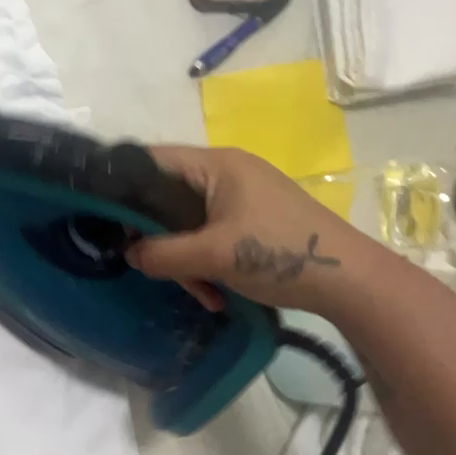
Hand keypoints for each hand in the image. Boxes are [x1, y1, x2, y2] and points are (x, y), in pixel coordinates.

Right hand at [126, 146, 393, 316]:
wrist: (350, 282)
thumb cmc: (280, 255)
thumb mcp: (212, 256)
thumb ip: (161, 254)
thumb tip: (129, 254)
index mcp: (217, 166)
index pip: (150, 160)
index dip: (121, 185)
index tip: (105, 220)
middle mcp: (226, 173)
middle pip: (166, 198)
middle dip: (157, 238)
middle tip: (155, 267)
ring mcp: (240, 198)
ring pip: (186, 224)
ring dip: (184, 261)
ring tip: (201, 292)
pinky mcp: (251, 222)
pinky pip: (208, 237)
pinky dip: (205, 264)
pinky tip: (215, 294)